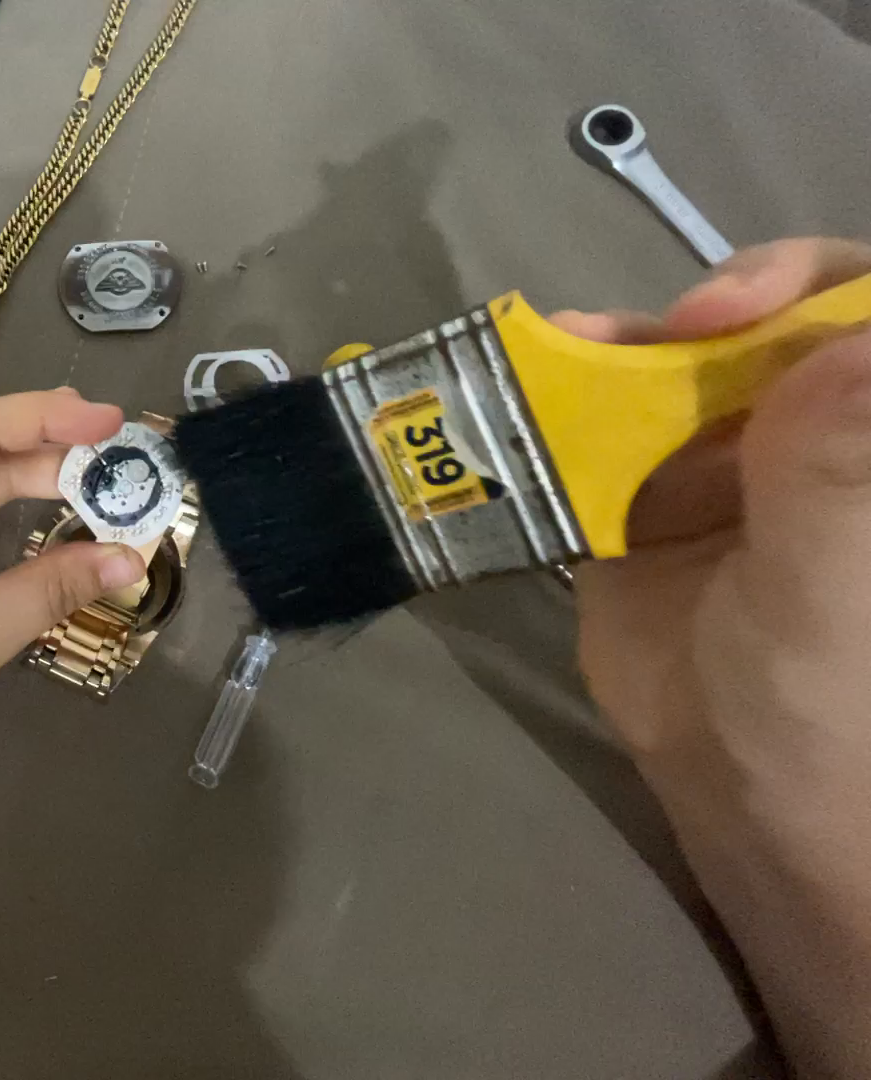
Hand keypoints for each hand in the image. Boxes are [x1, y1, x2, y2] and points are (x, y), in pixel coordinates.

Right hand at [556, 238, 870, 1076]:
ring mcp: (720, 469)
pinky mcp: (637, 504)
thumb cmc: (832, 697)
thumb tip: (838, 341)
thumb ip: (829, 476)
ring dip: (612, 358)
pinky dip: (555, 419)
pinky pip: (597, 442)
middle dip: (705, 313)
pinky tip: (517, 409)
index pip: (868, 320)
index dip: (815, 290)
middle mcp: (810, 437)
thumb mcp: (830, 591)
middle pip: (766, 333)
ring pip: (670, 379)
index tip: (732, 311)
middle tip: (636, 332)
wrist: (739, 781)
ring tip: (548, 354)